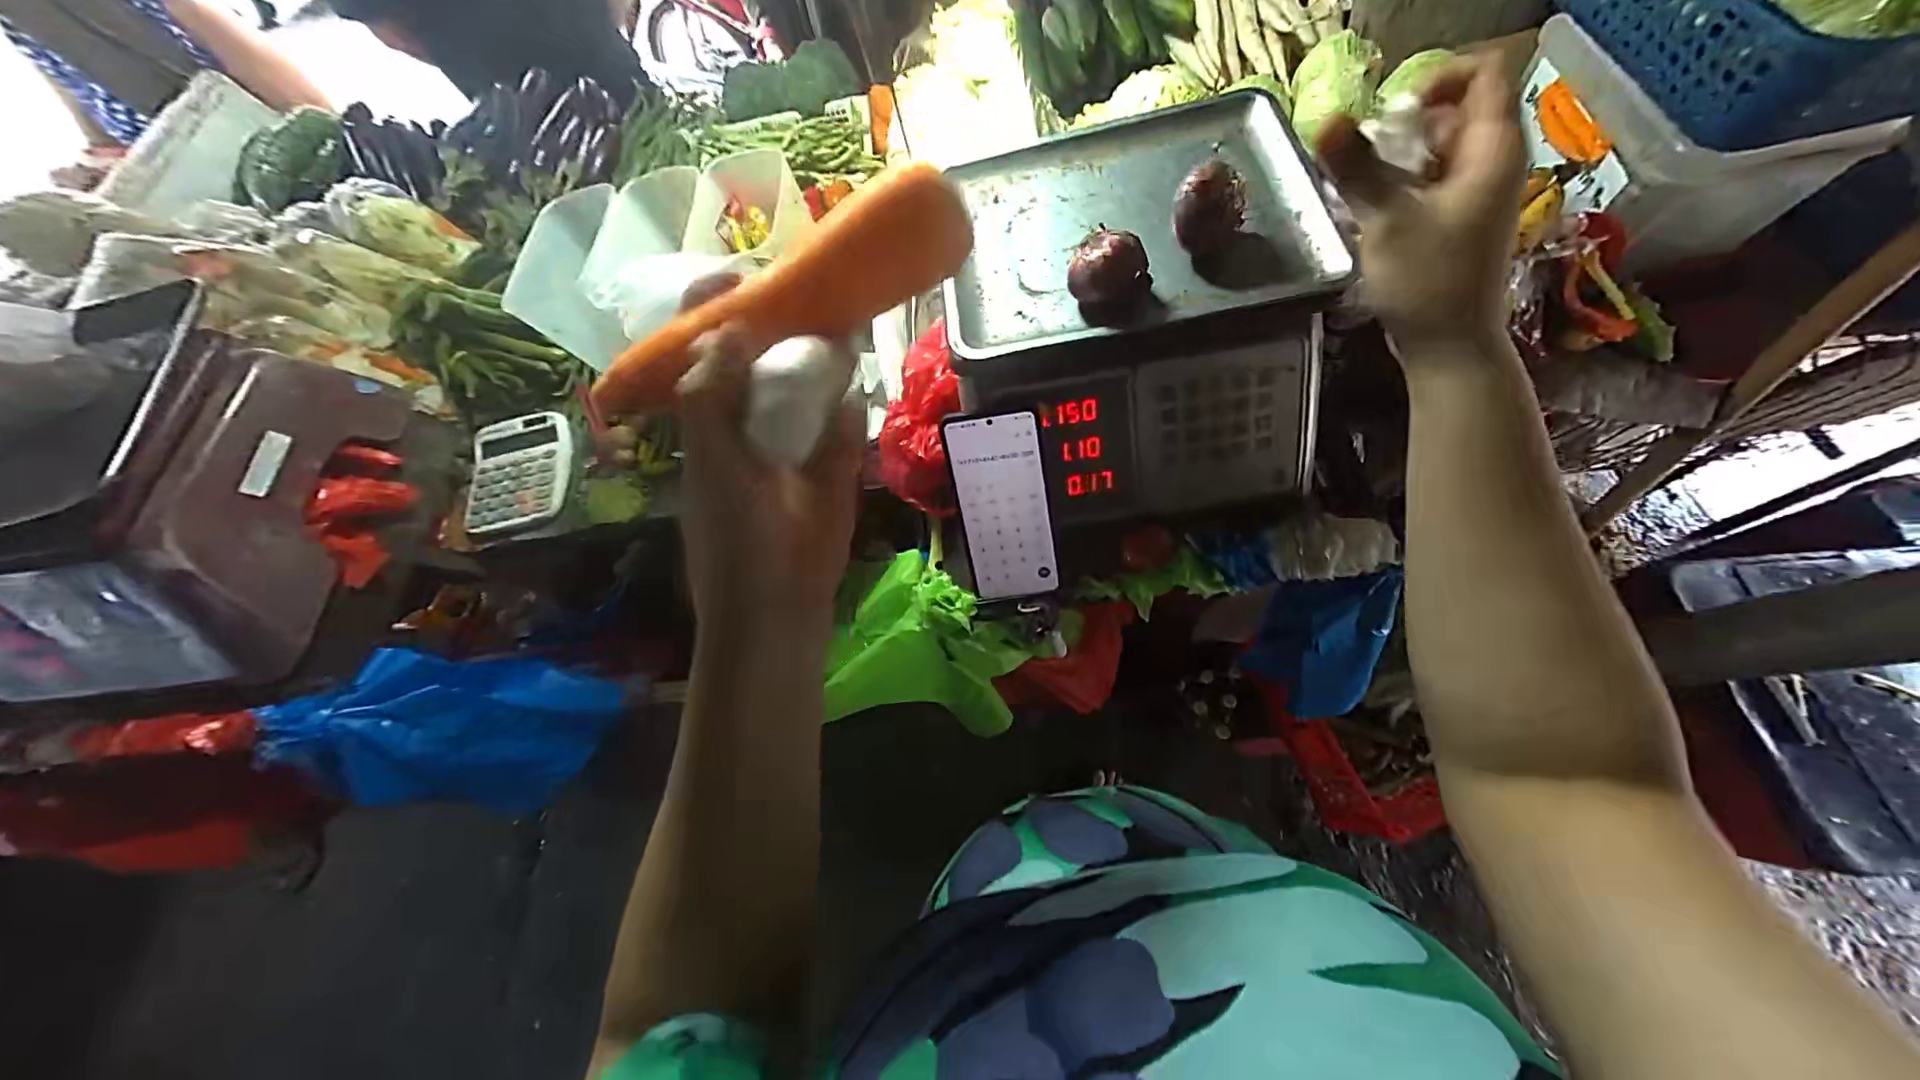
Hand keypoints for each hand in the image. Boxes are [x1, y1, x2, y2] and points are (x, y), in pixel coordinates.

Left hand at [674, 276, 862, 638]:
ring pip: (811, 386)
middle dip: (786, 322)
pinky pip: (845, 422)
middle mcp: (754, 422)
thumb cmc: (735, 539)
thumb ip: (711, 397)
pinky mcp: (835, 466)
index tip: (742, 273)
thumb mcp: (712, 463)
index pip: (712, 350)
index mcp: (713, 418)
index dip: (719, 311)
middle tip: (812, 284)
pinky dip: (853, 397)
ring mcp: (799, 443)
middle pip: (768, 359)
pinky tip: (860, 368)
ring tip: (843, 311)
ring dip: (825, 352)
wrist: (781, 605)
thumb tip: (730, 328)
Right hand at [1316, 53, 1526, 353]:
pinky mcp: (1457, 218)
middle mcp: (1492, 161)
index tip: (1386, 116)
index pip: (1481, 73)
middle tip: (1362, 157)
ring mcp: (1475, 192)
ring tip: (1358, 186)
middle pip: (1452, 111)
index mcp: (1492, 149)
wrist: (1447, 342)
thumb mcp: (1386, 220)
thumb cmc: (1425, 281)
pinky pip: (1428, 181)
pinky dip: (1399, 185)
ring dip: (1393, 159)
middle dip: (1403, 125)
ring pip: (1435, 150)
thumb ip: (1357, 168)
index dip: (1433, 79)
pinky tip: (1370, 210)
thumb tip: (1326, 121)